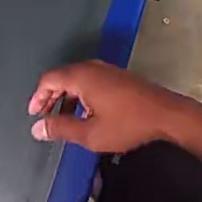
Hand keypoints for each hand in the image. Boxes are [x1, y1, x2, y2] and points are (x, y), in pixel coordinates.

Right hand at [27, 60, 201, 153]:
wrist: (167, 115)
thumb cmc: (129, 124)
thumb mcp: (90, 133)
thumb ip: (61, 128)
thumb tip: (38, 128)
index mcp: (83, 76)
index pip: (50, 79)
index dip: (38, 97)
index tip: (34, 114)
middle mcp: (94, 68)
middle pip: (62, 76)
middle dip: (50, 97)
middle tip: (45, 118)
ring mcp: (108, 70)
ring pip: (78, 79)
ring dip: (67, 97)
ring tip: (64, 119)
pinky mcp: (119, 77)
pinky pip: (91, 80)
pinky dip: (81, 94)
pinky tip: (86, 114)